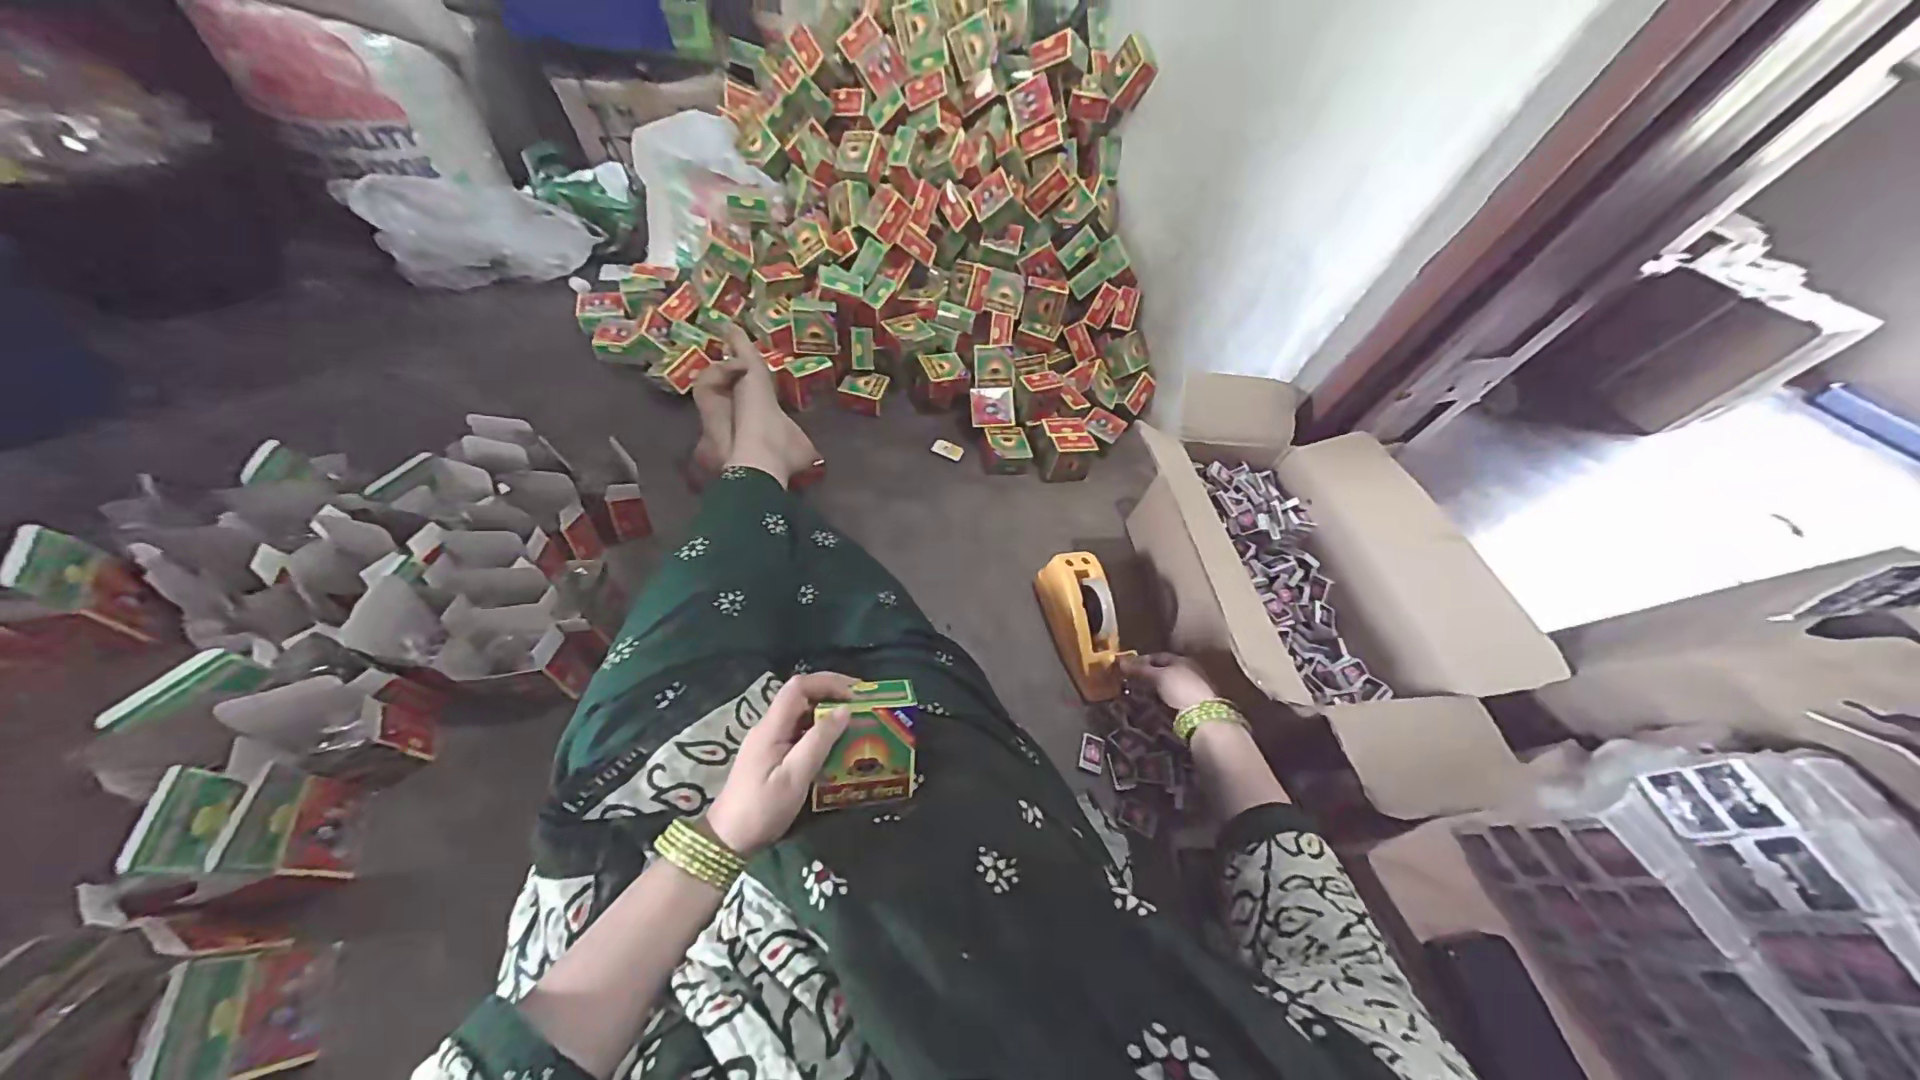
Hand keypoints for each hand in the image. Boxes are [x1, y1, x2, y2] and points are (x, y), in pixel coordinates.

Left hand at [706, 672, 857, 854]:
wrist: (728, 840)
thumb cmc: (762, 808)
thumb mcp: (796, 775)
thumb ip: (820, 740)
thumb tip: (845, 710)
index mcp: (772, 726)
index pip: (799, 686)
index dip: (828, 682)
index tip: (856, 693)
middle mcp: (769, 727)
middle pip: (801, 696)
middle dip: (833, 694)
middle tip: (862, 705)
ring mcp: (769, 740)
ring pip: (801, 714)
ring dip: (828, 713)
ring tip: (856, 723)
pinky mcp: (772, 754)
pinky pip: (799, 732)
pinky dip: (820, 731)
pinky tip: (836, 745)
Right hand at [1119, 653, 1218, 713]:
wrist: (1202, 716)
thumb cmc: (1180, 688)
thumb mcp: (1158, 676)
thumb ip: (1140, 669)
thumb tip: (1120, 661)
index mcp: (1182, 660)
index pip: (1158, 656)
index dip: (1142, 660)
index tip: (1127, 667)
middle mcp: (1188, 672)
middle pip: (1162, 671)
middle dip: (1146, 676)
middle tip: (1130, 681)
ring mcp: (1190, 689)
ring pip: (1166, 686)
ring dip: (1153, 689)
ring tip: (1137, 694)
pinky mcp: (1191, 705)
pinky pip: (1170, 698)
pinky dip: (1160, 700)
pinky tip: (1152, 704)